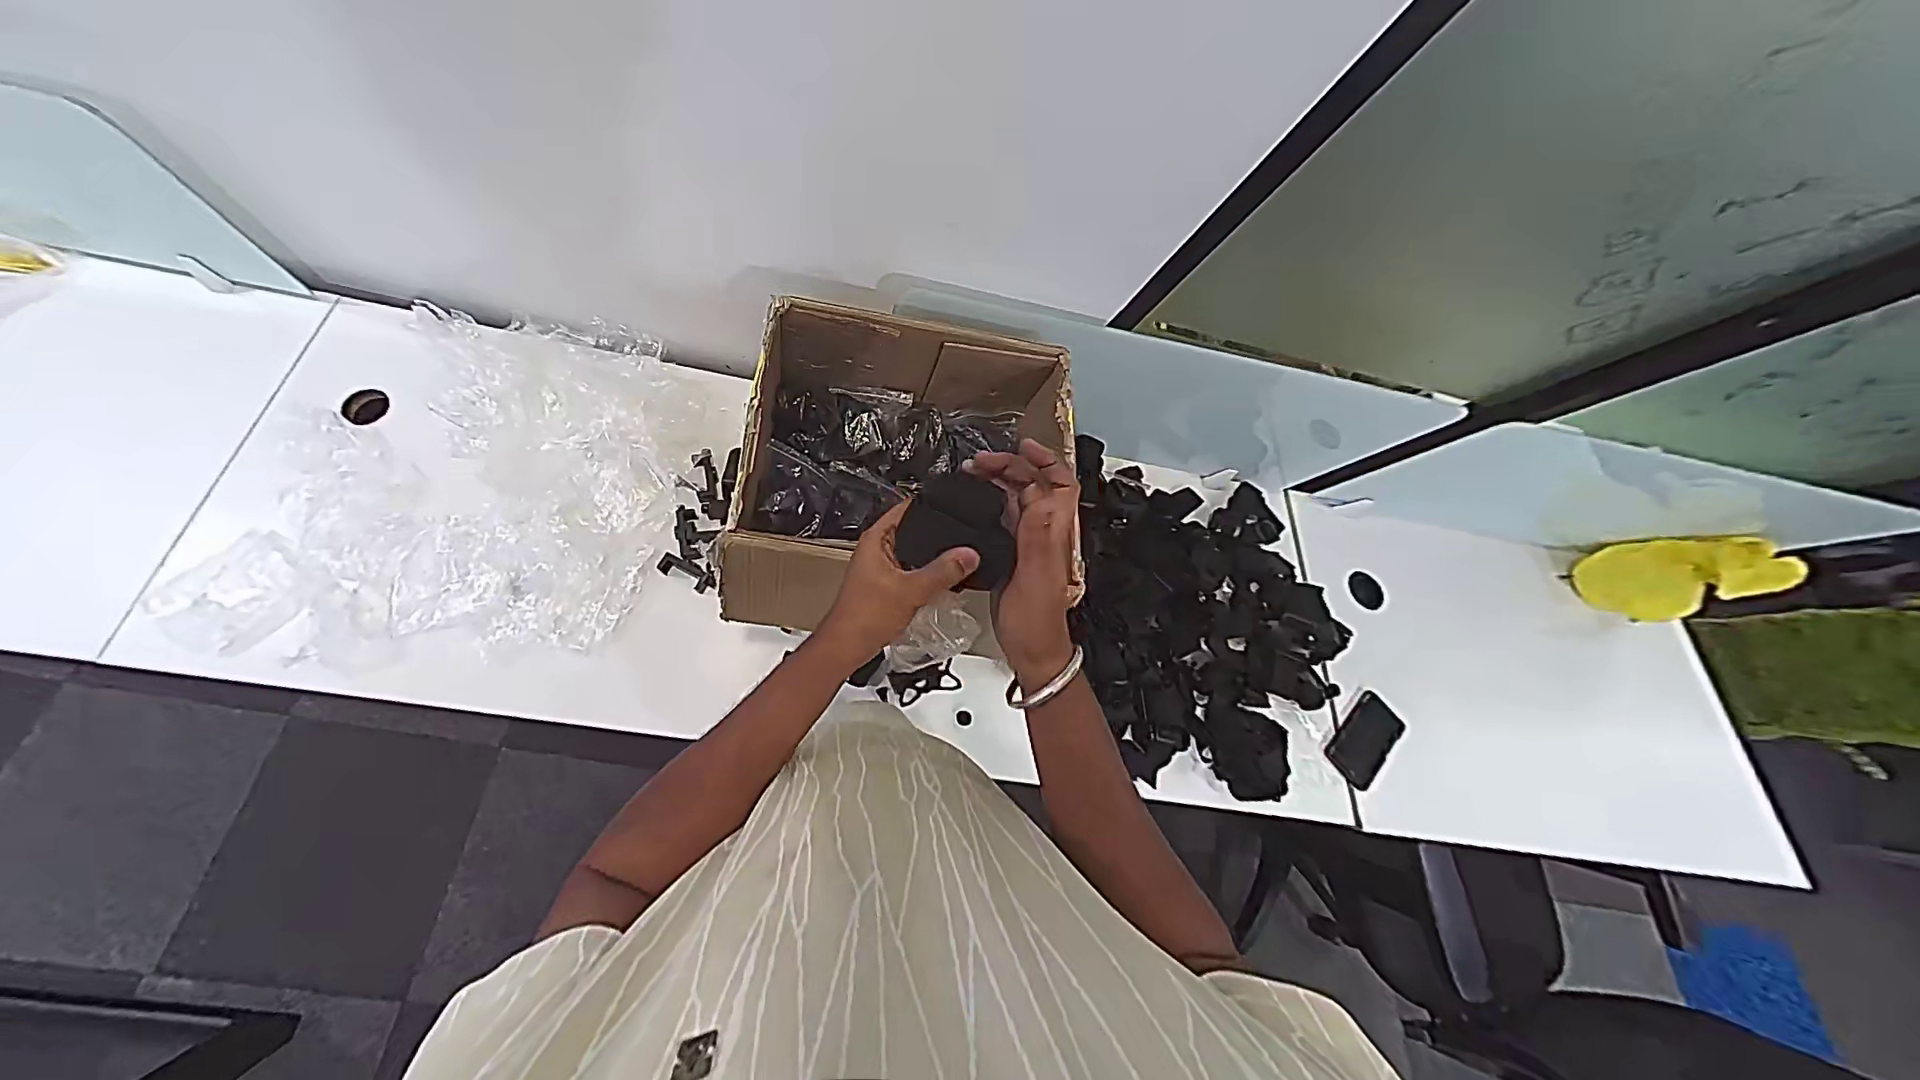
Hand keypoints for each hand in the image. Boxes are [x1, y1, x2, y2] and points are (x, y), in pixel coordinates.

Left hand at [814, 500, 979, 666]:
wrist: (849, 646)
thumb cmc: (863, 616)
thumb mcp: (911, 590)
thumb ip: (943, 571)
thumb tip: (968, 555)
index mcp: (876, 539)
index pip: (906, 507)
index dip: (929, 504)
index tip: (953, 505)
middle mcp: (877, 549)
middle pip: (914, 530)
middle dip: (937, 534)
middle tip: (962, 534)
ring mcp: (881, 566)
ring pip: (914, 552)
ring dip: (932, 557)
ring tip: (956, 557)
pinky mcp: (887, 583)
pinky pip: (913, 570)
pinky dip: (927, 573)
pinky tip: (942, 581)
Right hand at [965, 439, 1078, 690]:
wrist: (1031, 651)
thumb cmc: (1037, 623)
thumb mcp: (1037, 579)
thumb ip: (1037, 539)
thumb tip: (1038, 498)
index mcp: (1056, 534)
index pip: (1059, 484)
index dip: (1045, 460)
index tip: (1022, 447)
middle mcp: (1046, 533)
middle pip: (1035, 486)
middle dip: (1011, 466)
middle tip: (981, 462)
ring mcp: (1029, 543)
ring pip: (1018, 499)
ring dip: (999, 481)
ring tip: (974, 473)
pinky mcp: (1014, 554)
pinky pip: (1005, 519)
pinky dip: (990, 503)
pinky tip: (975, 502)